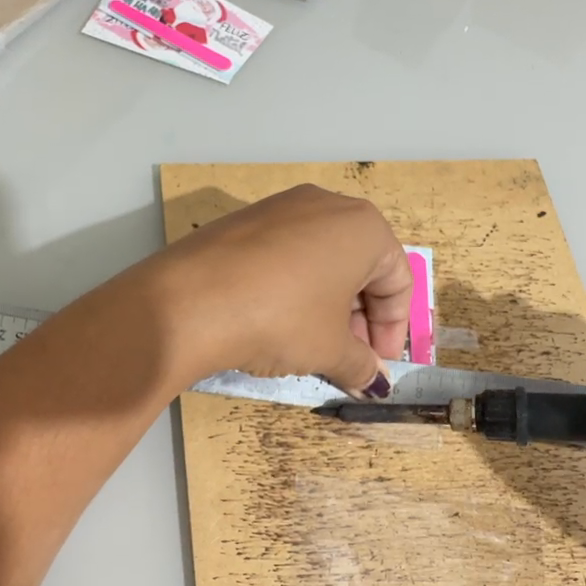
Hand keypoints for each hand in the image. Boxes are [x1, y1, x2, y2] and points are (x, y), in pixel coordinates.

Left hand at [137, 184, 410, 396]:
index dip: (393, 330)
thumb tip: (374, 380)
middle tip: (348, 359)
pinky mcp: (242, 221)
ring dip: (326, 305)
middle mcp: (325, 204)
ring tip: (311, 346)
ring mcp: (280, 208)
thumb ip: (360, 364)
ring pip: (320, 260)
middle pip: (359, 267)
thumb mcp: (328, 349)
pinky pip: (284, 256)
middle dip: (359, 318)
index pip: (397, 281)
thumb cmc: (279, 319)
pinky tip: (275, 323)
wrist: (188, 302)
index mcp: (363, 226)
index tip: (379, 365)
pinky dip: (291, 288)